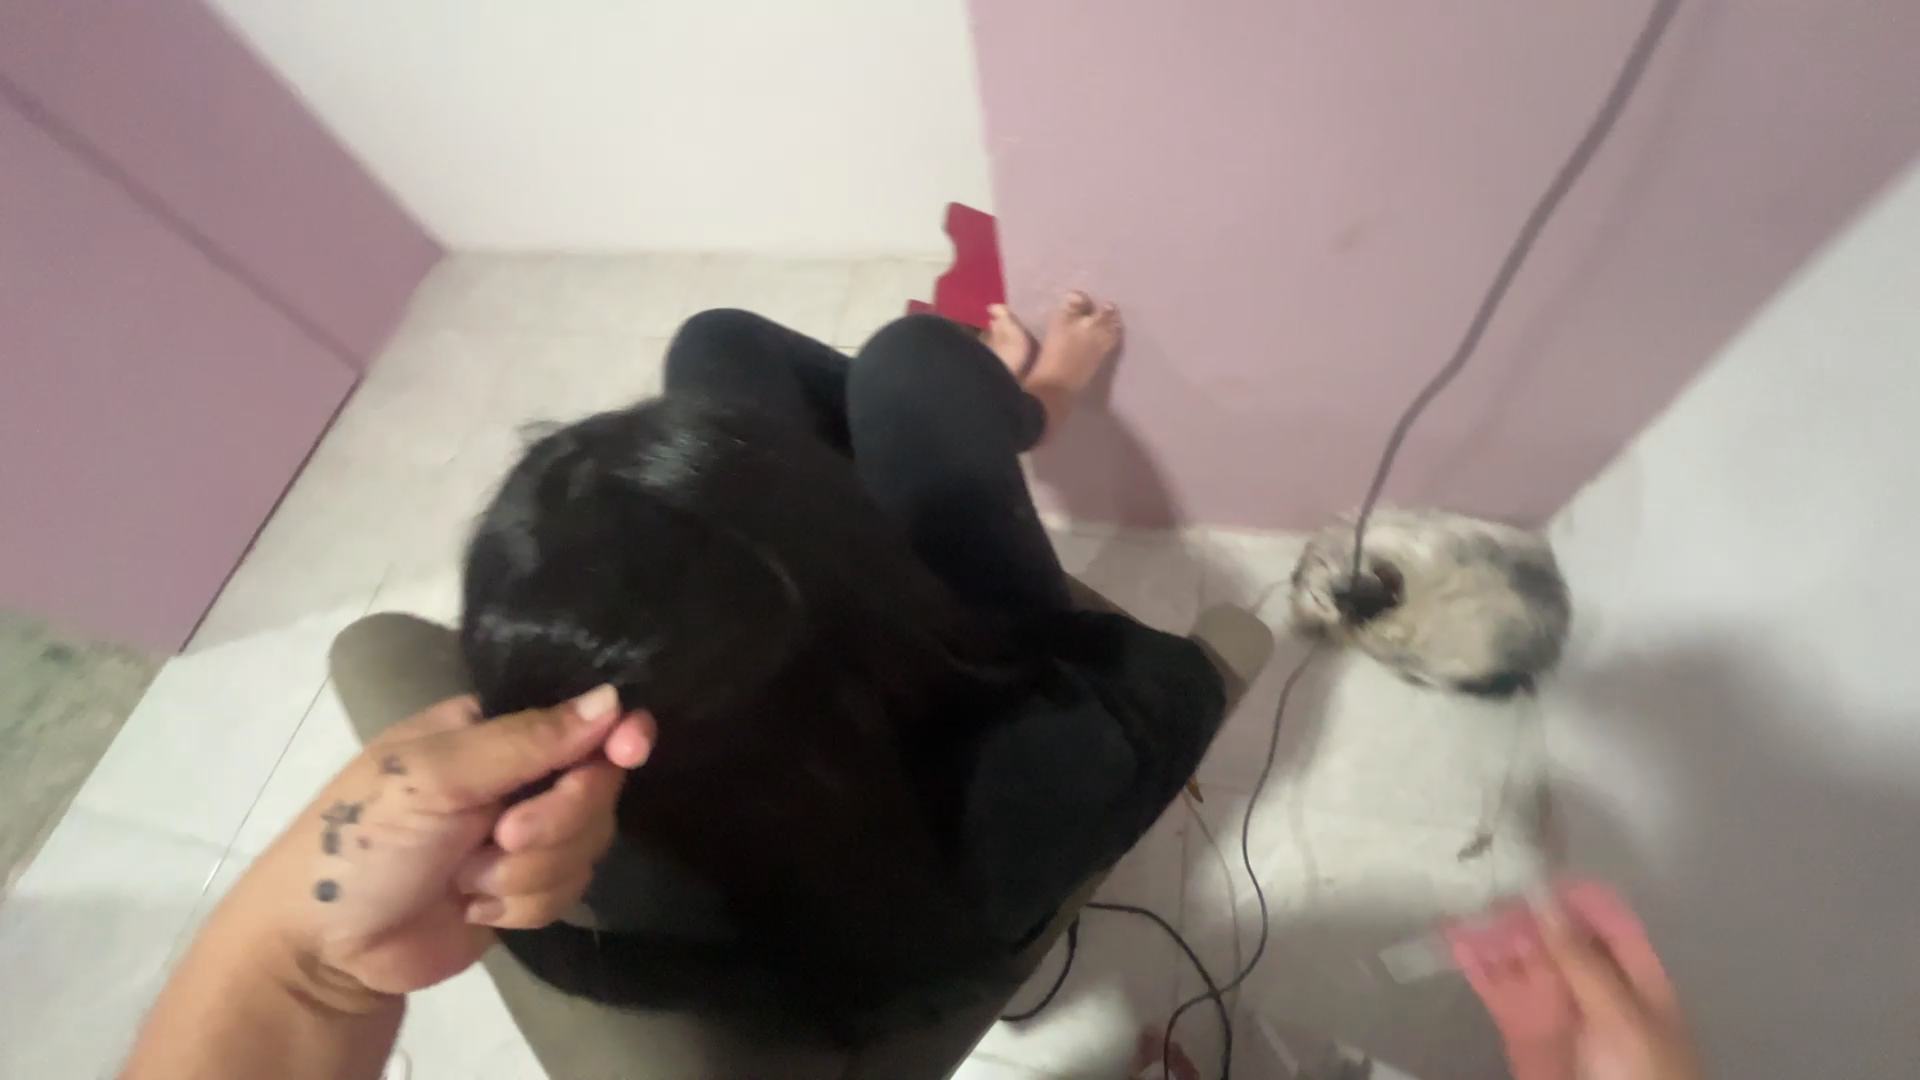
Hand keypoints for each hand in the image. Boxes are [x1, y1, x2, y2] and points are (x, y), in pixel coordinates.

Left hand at [234, 685, 653, 1005]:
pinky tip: (475, 908)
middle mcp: (525, 774)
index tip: (632, 748)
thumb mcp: (436, 777)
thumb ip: (529, 739)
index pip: (586, 717)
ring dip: (528, 870)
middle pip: (598, 783)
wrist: (320, 957)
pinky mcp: (533, 885)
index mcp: (499, 730)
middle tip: (503, 836)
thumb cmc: (363, 842)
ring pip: (590, 838)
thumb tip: (615, 699)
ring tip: (467, 881)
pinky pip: (572, 886)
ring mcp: (531, 830)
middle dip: (555, 819)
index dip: (618, 733)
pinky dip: (524, 904)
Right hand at [1449, 882, 1699, 1079]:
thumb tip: (1545, 899)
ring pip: (1516, 949)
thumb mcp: (1623, 1020)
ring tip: (1458, 894)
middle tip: (1483, 871)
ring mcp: (1550, 1000)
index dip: (1575, 889)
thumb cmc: (1638, 1077)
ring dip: (1489, 924)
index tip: (1535, 859)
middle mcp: (1589, 982)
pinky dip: (1468, 953)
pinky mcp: (1514, 1017)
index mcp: (1633, 980)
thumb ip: (1584, 961)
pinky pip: (1489, 978)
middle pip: (1553, 929)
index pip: (1607, 920)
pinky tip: (1447, 930)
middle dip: (1521, 902)